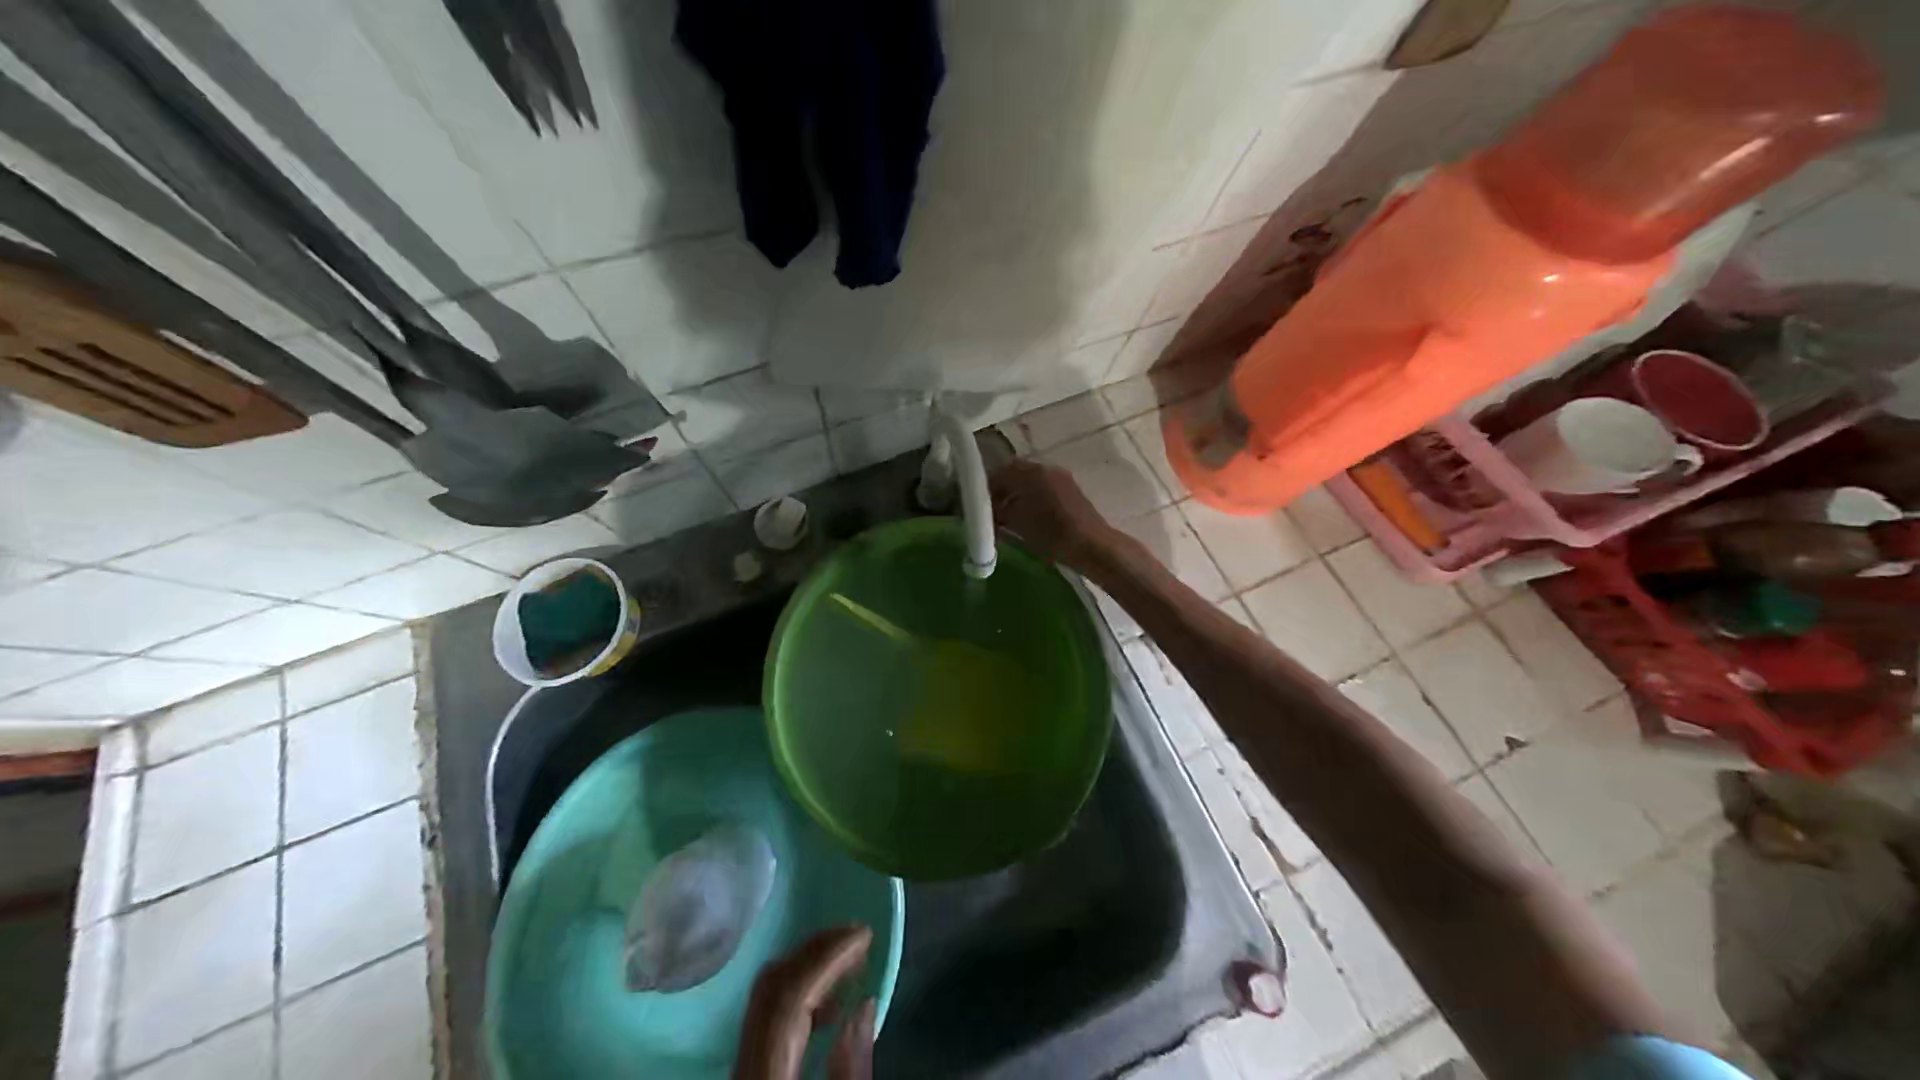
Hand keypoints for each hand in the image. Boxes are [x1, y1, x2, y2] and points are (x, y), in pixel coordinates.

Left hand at [733, 925, 875, 1079]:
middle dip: (817, 952)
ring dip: (809, 966)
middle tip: (857, 931)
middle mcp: (744, 1057)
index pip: (789, 996)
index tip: (864, 934)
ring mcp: (742, 1057)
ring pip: (767, 995)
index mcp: (762, 1070)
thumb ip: (852, 1065)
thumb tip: (865, 1002)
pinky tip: (830, 996)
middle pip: (772, 986)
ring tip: (849, 954)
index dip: (828, 958)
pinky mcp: (749, 1060)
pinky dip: (800, 991)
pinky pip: (767, 1013)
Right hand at [990, 459, 1117, 569]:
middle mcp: (1046, 469)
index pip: (1000, 472)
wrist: (1092, 546)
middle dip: (1002, 490)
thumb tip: (989, 509)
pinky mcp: (1071, 492)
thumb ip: (999, 512)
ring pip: (1031, 482)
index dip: (986, 487)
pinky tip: (1028, 518)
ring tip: (1008, 517)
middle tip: (992, 510)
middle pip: (1016, 474)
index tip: (978, 504)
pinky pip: (1044, 489)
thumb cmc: (1051, 533)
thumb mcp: (1017, 523)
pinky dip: (1032, 499)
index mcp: (1031, 472)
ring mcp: (1061, 479)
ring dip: (1017, 495)